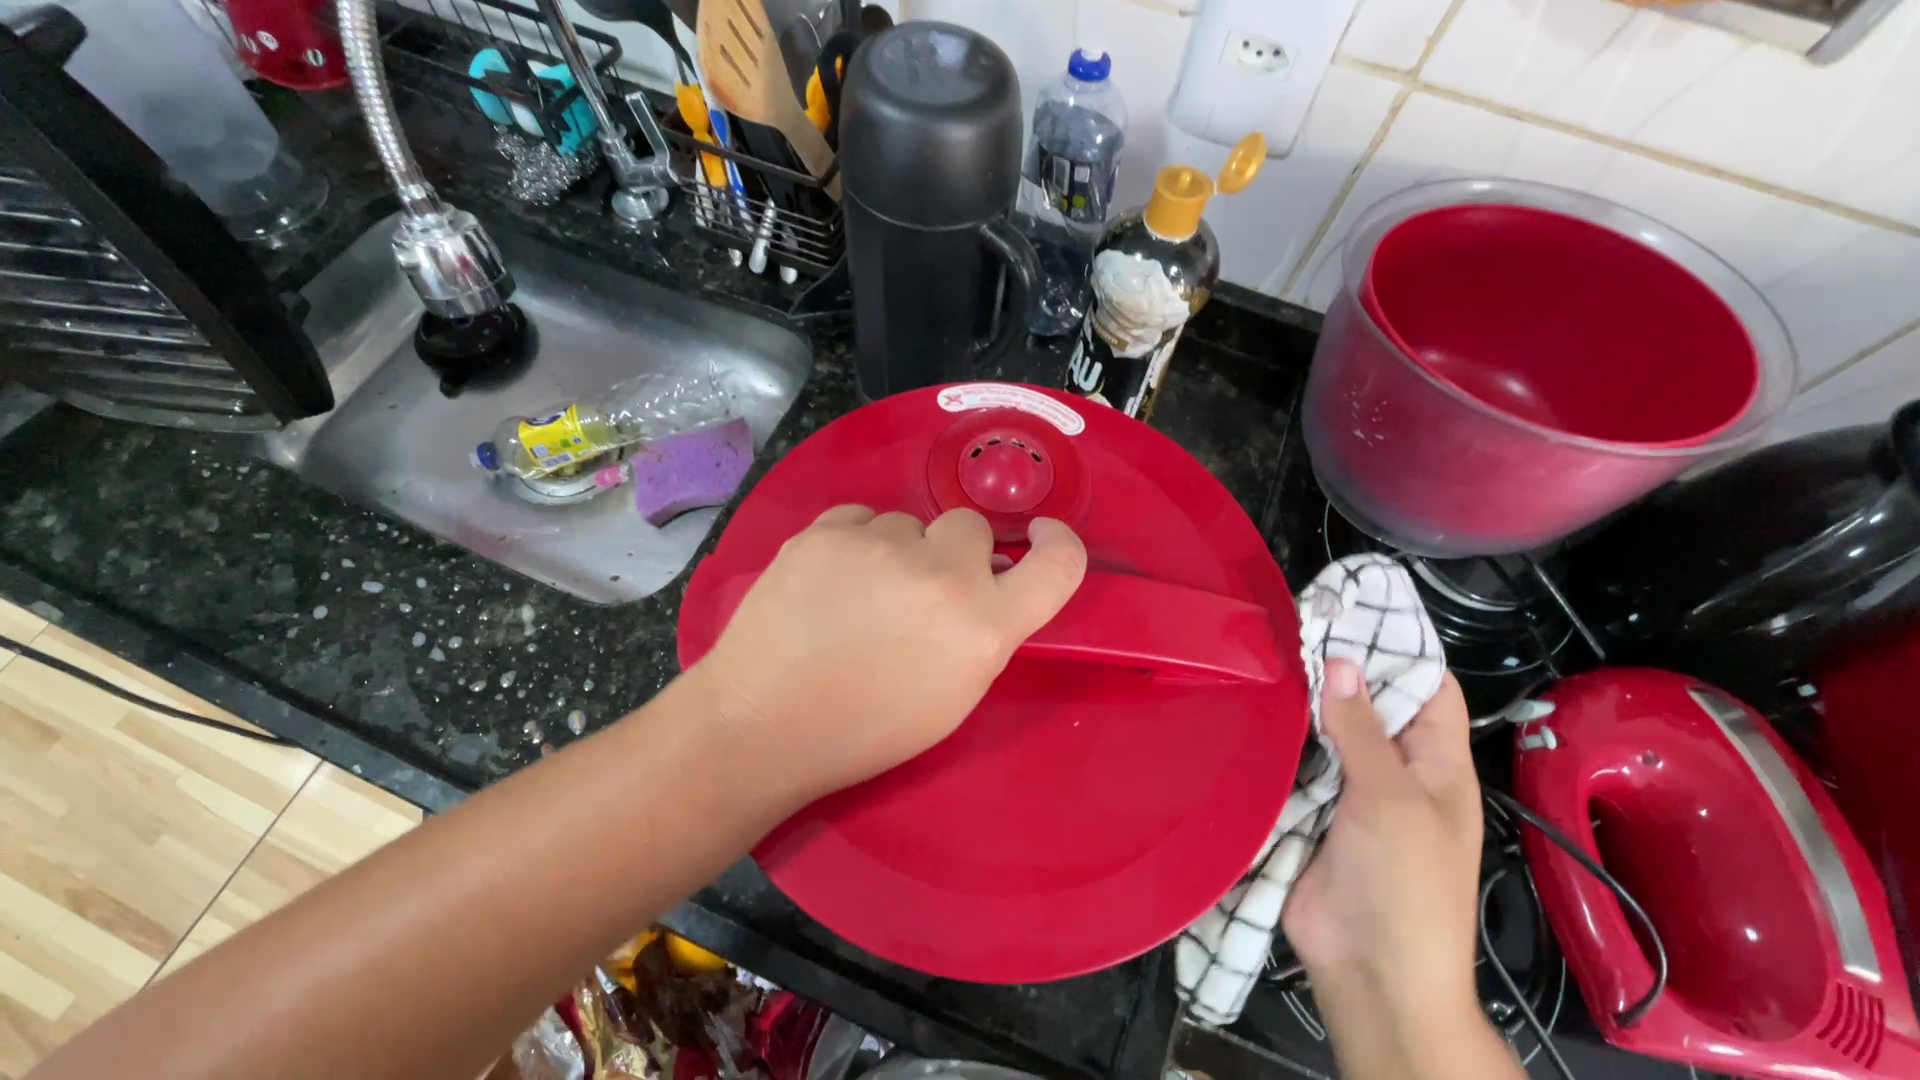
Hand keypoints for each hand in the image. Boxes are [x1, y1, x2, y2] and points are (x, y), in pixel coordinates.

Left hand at [689, 506, 1087, 803]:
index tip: (1040, 535)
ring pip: (908, 522)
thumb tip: (985, 588)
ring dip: (898, 550)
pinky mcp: (825, 531)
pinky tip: (830, 582)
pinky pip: (860, 517)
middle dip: (954, 554)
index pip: (1059, 563)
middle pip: (971, 526)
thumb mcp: (952, 696)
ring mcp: (879, 545)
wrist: (763, 725)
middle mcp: (941, 575)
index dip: (1059, 542)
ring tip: (859, 597)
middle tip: (919, 593)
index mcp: (983, 627)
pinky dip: (854, 542)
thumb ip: (984, 633)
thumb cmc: (865, 730)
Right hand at [1281, 660, 1520, 1079]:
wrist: (1369, 973)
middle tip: (1287, 625)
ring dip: (1299, 707)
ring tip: (1259, 657)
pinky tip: (1245, 712)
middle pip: (1367, 707)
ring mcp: (1347, 795)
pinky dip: (1275, 744)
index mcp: (1435, 764)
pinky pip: (1292, 769)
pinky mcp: (1306, 816)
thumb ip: (1362, 731)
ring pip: (1324, 735)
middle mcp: (1393, 772)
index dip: (1397, 648)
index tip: (1352, 609)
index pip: (1427, 688)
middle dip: (1335, 671)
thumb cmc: (1404, 885)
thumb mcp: (1391, 800)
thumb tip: (1341, 663)